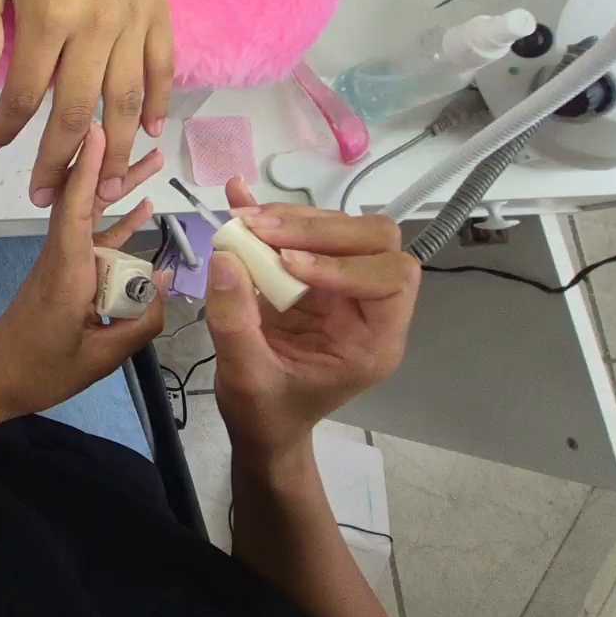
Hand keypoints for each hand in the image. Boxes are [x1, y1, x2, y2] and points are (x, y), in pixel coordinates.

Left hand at [0, 0, 174, 208]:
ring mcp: (134, 21)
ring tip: (104, 184)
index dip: (7, 128)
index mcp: (50, 16)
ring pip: (127, 99)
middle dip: (60, 160)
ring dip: (115, 149)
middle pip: (78, 110)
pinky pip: (165, 67)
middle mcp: (97, 27)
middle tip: (48, 194)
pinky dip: (161, 103)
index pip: (26, 93)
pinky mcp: (159, 12)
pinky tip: (150, 133)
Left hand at [0, 125, 172, 423]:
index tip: (98, 133)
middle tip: (153, 146)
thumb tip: (165, 280)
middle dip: (116, 171)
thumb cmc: (40, 370)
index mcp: (66, 273)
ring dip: (121, 192)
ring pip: (93, 218)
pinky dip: (118, 225)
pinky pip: (95, 241)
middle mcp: (63, 257)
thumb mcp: (99, 358)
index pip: (75, 210)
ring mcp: (64, 263)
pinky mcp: (67, 274)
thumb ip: (138, 322)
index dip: (87, 170)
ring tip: (156, 166)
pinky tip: (144, 213)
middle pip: (87, 203)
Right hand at [206, 179, 419, 456]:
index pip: (390, 277)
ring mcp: (338, 286)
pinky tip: (239, 194)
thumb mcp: (244, 375)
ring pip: (337, 228)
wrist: (260, 421)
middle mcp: (365, 305)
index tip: (285, 265)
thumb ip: (234, 319)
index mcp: (371, 340)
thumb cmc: (264, 410)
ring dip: (290, 220)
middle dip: (316, 229)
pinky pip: (299, 233)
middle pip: (373, 240)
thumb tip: (225, 256)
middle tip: (261, 231)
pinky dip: (271, 213)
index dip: (341, 262)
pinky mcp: (307, 274)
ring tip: (242, 224)